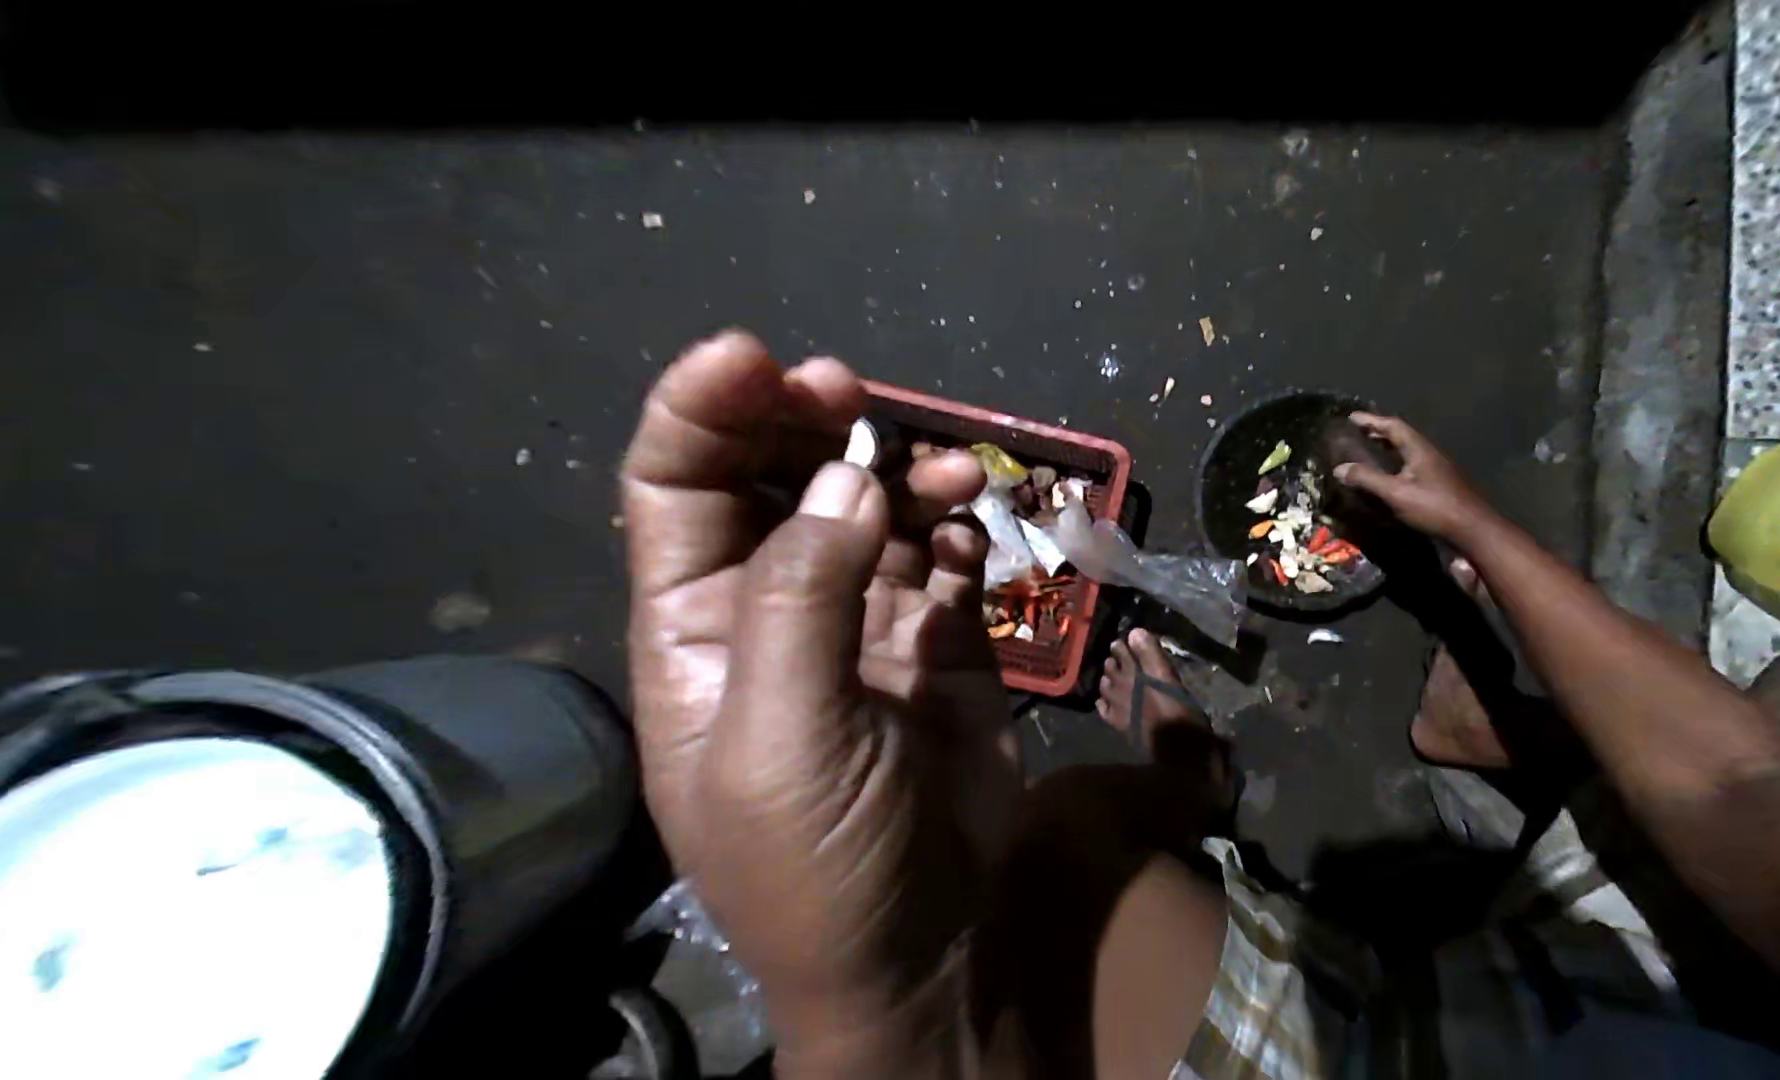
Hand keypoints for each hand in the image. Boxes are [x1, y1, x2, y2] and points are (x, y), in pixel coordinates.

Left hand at [622, 331, 1018, 1073]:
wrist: (924, 948)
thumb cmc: (817, 868)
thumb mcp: (781, 742)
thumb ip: (802, 602)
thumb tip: (847, 483)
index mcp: (695, 623)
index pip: (674, 486)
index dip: (702, 412)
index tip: (750, 357)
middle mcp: (770, 601)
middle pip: (773, 475)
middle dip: (804, 421)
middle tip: (849, 390)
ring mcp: (857, 611)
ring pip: (865, 502)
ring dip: (898, 469)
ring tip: (942, 470)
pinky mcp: (932, 628)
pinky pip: (936, 548)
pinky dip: (951, 523)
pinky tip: (967, 524)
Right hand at [1332, 412, 1492, 539]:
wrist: (1471, 529)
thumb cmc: (1434, 506)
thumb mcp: (1395, 492)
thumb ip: (1367, 479)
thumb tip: (1339, 468)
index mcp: (1420, 451)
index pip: (1394, 427)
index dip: (1372, 420)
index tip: (1352, 417)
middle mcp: (1428, 456)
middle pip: (1401, 437)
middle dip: (1378, 432)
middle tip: (1357, 432)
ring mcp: (1434, 470)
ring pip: (1406, 451)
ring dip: (1386, 447)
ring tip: (1366, 449)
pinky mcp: (1434, 485)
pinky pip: (1408, 466)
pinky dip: (1392, 463)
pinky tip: (1384, 473)